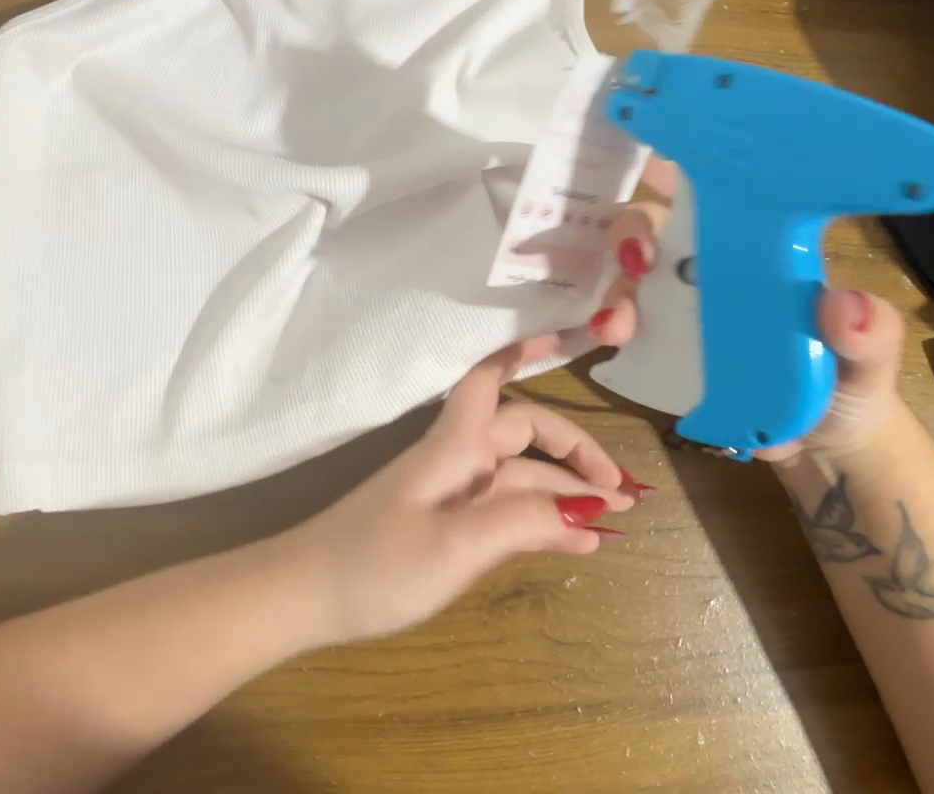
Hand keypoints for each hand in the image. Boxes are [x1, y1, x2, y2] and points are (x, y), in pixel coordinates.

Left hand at [279, 337, 642, 644]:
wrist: (306, 597)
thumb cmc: (377, 563)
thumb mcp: (456, 545)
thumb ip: (523, 520)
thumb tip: (588, 510)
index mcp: (457, 445)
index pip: (491, 379)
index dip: (524, 353)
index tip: (567, 336)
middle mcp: (460, 459)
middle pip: (526, 435)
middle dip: (578, 455)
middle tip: (627, 492)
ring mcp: (454, 493)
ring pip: (523, 478)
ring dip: (569, 494)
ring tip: (619, 519)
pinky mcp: (448, 526)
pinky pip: (508, 512)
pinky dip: (545, 522)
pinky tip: (580, 544)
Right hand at [589, 158, 907, 466]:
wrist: (819, 449)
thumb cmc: (848, 384)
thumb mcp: (868, 359)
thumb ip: (867, 335)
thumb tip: (841, 305)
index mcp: (757, 248)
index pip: (713, 191)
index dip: (676, 162)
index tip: (651, 151)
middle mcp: (707, 266)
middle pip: (653, 226)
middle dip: (631, 233)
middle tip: (636, 260)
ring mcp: (677, 307)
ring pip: (628, 277)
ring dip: (616, 290)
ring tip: (618, 325)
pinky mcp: (658, 349)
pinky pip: (623, 327)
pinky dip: (610, 327)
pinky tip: (610, 340)